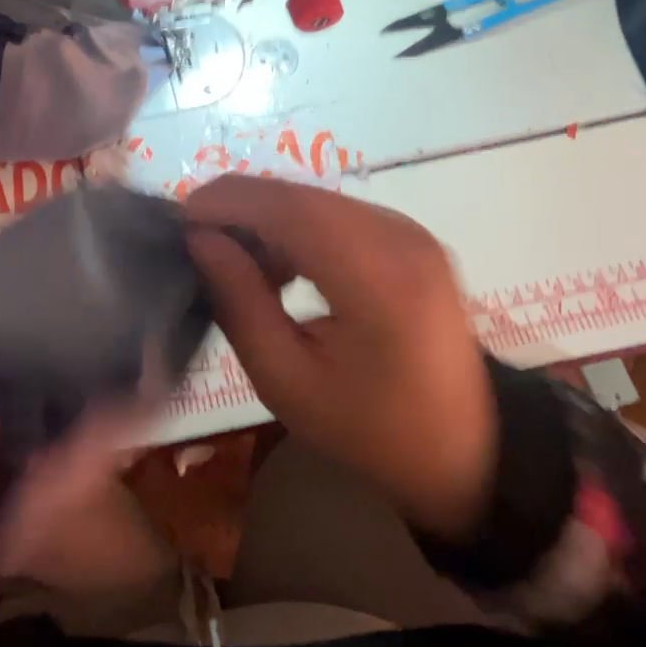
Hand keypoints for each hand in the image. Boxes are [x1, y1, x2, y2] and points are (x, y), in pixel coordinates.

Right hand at [185, 175, 496, 540]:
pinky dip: (298, 230)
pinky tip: (279, 269)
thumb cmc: (370, 430)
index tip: (178, 219)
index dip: (227, 201)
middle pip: (302, 196)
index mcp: (377, 277)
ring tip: (235, 266)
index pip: (290, 209)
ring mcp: (412, 233)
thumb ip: (240, 303)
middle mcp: (400, 236)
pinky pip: (339, 216)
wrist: (467, 450)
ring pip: (318, 201)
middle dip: (240, 208)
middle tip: (195, 243)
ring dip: (267, 220)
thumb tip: (200, 240)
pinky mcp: (412, 239)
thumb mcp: (287, 381)